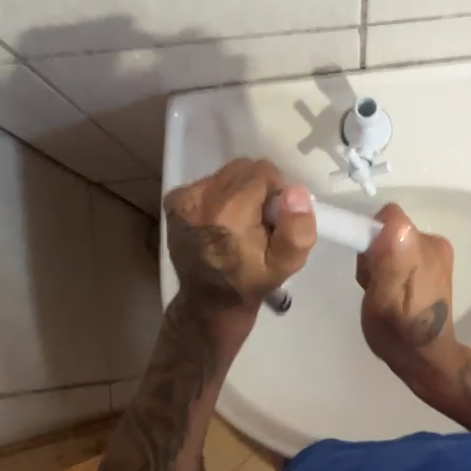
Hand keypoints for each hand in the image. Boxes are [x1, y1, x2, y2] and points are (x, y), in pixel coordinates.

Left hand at [165, 159, 315, 325]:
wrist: (208, 301)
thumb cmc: (250, 282)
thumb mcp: (285, 265)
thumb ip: (297, 230)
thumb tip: (296, 191)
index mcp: (229, 210)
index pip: (264, 171)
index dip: (277, 192)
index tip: (274, 219)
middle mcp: (201, 196)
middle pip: (243, 168)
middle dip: (258, 189)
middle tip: (259, 222)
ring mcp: (183, 197)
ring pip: (226, 174)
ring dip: (239, 192)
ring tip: (240, 223)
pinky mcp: (174, 200)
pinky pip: (208, 182)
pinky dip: (219, 196)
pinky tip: (220, 222)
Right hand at [356, 203, 461, 405]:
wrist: (427, 357)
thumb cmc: (398, 332)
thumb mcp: (383, 299)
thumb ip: (389, 260)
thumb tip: (394, 225)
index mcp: (421, 244)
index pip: (386, 217)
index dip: (369, 238)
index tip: (368, 269)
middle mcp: (434, 240)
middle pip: (390, 230)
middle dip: (375, 254)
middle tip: (374, 287)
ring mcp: (439, 252)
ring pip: (396, 243)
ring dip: (383, 264)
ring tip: (384, 294)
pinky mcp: (438, 264)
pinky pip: (406, 254)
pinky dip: (395, 270)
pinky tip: (396, 294)